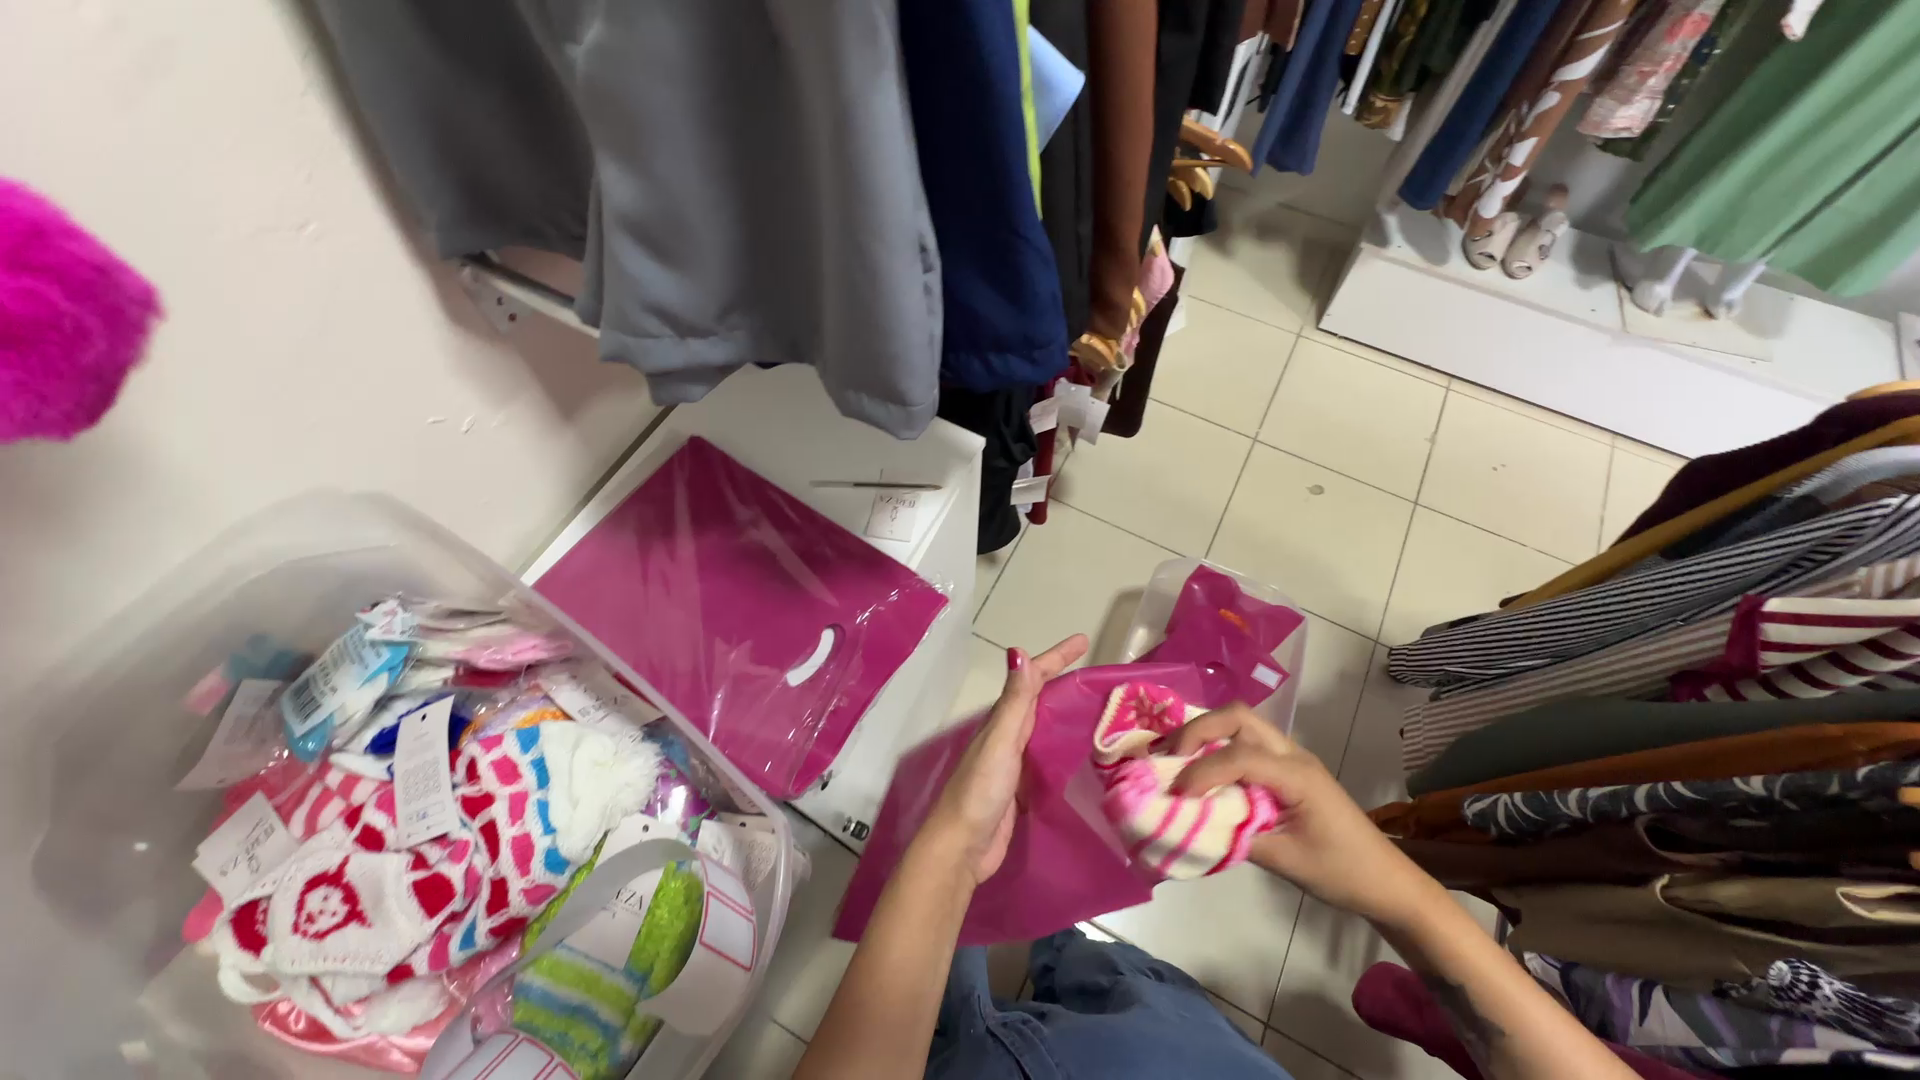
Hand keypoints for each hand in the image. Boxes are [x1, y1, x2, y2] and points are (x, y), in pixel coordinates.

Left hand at [917, 635, 1088, 883]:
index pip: (1032, 679)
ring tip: (1101, 711)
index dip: (1056, 658)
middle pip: (1040, 700)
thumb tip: (1019, 650)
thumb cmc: (979, 791)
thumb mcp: (999, 742)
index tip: (1084, 640)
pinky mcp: (1023, 790)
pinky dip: (1064, 750)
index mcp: (1002, 721)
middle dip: (1065, 683)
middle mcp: (1007, 737)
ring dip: (1067, 716)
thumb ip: (1012, 702)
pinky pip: (1048, 760)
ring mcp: (1014, 764)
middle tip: (1100, 677)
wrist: (962, 847)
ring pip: (1045, 729)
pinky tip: (1085, 756)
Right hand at [1164, 705, 1437, 928]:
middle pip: (1237, 717)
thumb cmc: (1341, 872)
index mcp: (1297, 775)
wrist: (1387, 883)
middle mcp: (1293, 755)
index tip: (1174, 795)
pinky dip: (1217, 749)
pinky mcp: (1287, 770)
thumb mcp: (1286, 861)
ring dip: (1205, 735)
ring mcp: (1291, 758)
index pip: (1238, 757)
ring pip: (1241, 725)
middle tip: (1167, 757)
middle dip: (1197, 730)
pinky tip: (1199, 772)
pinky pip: (1246, 744)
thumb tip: (1189, 824)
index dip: (1200, 772)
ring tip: (1174, 759)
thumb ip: (1236, 837)